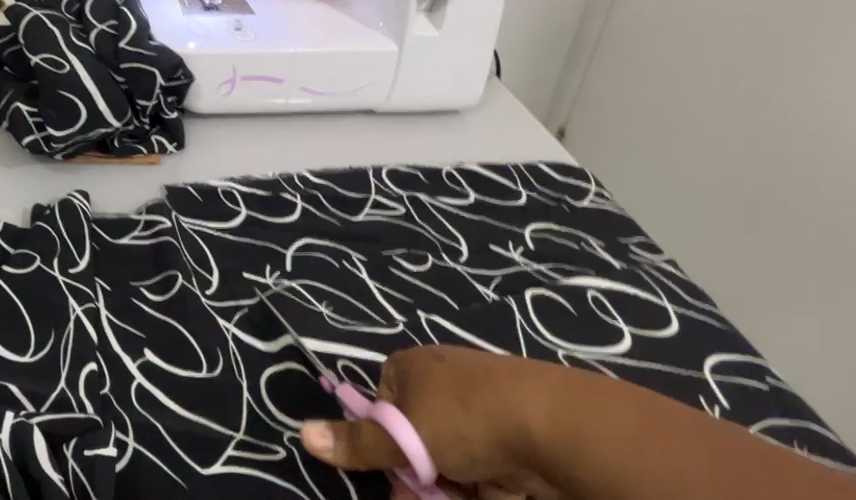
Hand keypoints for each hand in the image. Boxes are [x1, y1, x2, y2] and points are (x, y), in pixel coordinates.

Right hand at [299, 345, 562, 498]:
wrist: (554, 427)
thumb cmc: (466, 418)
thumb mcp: (403, 433)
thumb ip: (356, 442)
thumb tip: (301, 432)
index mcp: (410, 369)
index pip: (381, 412)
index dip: (387, 449)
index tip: (398, 472)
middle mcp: (442, 386)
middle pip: (415, 446)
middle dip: (422, 481)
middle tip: (434, 496)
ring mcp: (478, 414)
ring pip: (449, 468)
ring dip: (453, 493)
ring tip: (471, 496)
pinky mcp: (509, 443)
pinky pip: (482, 477)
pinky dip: (484, 494)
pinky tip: (498, 494)